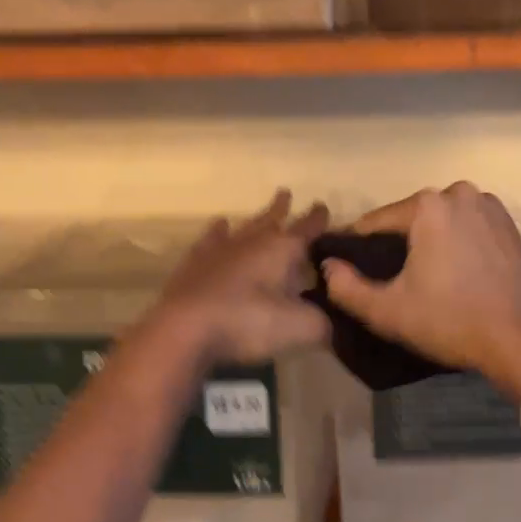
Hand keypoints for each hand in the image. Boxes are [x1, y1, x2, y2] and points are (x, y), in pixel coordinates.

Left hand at [141, 190, 331, 364]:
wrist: (185, 328)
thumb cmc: (248, 322)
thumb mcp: (300, 328)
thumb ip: (323, 323)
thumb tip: (335, 322)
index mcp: (282, 249)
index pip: (307, 227)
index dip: (318, 218)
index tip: (323, 206)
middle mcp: (253, 240)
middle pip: (272, 218)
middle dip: (282, 207)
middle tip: (286, 193)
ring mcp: (220, 248)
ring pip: (242, 225)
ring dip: (253, 219)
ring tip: (258, 213)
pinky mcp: (195, 262)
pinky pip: (211, 239)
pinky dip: (218, 232)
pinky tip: (219, 228)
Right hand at [322, 182, 520, 397]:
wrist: (520, 338)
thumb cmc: (451, 321)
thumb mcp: (388, 311)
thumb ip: (347, 288)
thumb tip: (328, 266)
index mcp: (427, 205)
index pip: (376, 222)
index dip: (359, 247)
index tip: (350, 270)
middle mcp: (459, 193)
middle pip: (411, 218)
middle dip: (397, 244)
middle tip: (391, 281)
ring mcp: (489, 205)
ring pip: (441, 221)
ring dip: (429, 242)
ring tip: (423, 278)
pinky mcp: (509, 223)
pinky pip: (468, 227)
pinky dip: (457, 242)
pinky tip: (455, 271)